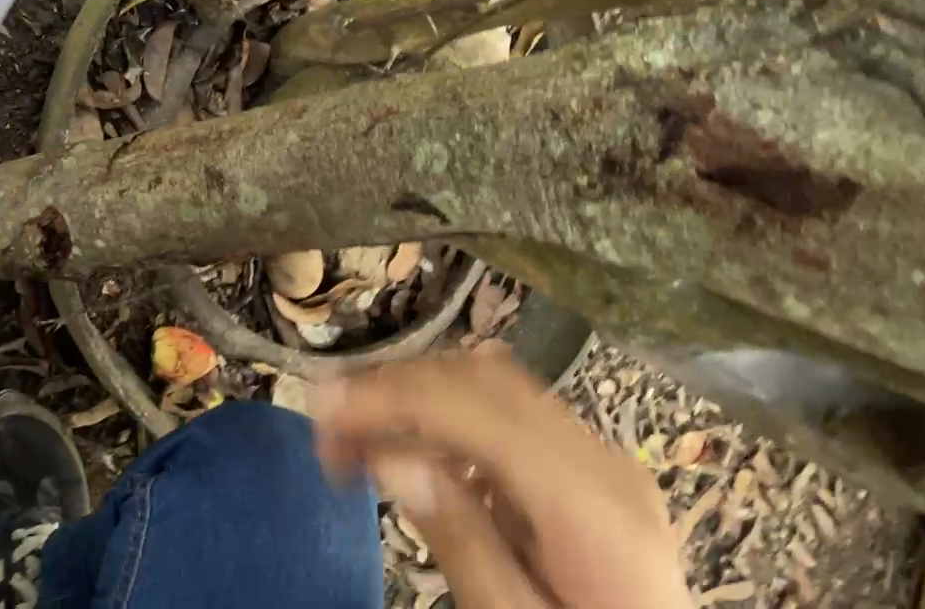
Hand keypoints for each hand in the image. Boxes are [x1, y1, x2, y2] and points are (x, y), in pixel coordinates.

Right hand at [314, 350, 693, 608]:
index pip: (478, 411)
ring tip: (352, 429)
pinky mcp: (584, 464)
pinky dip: (442, 413)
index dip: (391, 396)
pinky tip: (407, 448)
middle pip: (481, 379)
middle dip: (392, 385)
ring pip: (488, 382)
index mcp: (594, 510)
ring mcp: (599, 458)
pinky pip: (502, 410)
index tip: (321, 408)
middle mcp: (602, 462)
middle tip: (325, 420)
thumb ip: (463, 544)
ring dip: (411, 392)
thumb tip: (391, 460)